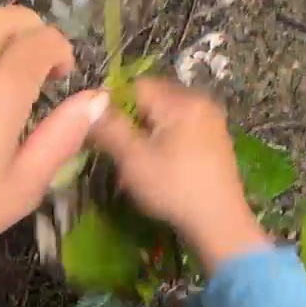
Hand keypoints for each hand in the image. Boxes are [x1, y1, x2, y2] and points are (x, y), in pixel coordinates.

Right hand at [85, 78, 269, 273]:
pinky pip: (178, 129)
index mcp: (181, 102)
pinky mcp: (213, 140)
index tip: (95, 129)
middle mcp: (199, 103)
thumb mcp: (133, 158)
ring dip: (142, 134)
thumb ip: (109, 129)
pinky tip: (154, 165)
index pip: (136, 86)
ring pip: (163, 117)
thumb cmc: (173, 187)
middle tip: (111, 149)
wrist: (217, 220)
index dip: (111, 103)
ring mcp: (210, 121)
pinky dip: (160, 141)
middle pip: (151, 100)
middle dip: (128, 121)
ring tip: (131, 161)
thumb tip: (88, 105)